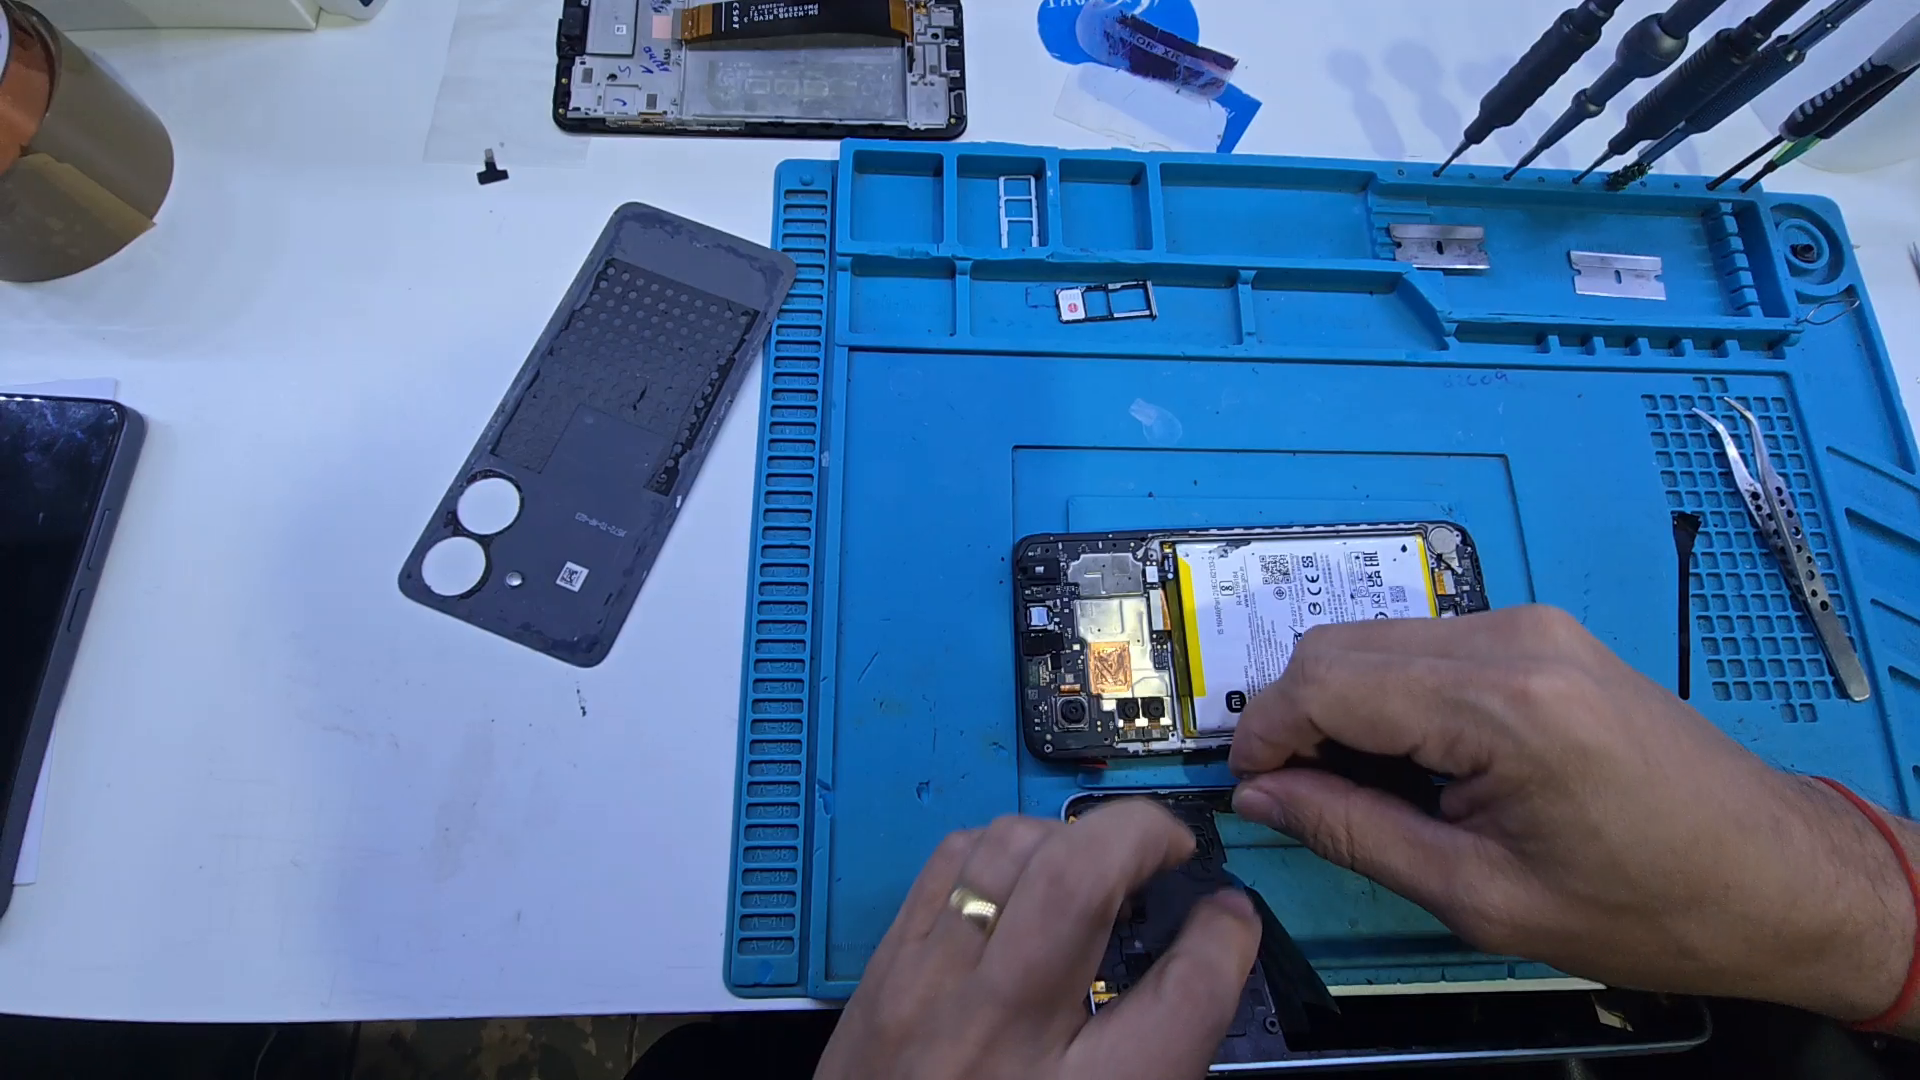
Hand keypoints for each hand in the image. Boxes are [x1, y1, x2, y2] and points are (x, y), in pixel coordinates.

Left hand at [815, 799, 1260, 1079]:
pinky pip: (951, 858)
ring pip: (1007, 851)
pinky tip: (1022, 866)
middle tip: (1167, 842)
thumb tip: (1200, 958)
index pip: (1177, 1003)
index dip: (1222, 943)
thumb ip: (1154, 1050)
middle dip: (1136, 835)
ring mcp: (930, 984)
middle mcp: (999, 1033)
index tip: (1232, 912)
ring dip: (1066, 834)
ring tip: (1093, 856)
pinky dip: (999, 843)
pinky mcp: (887, 960)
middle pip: (1075, 885)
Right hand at [1227, 605, 1914, 1026]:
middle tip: (1296, 783)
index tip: (1248, 780)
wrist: (1794, 879)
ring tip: (1351, 771)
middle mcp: (1506, 637)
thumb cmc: (1647, 909)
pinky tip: (1403, 743)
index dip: (1267, 730)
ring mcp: (1521, 622)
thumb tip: (1256, 795)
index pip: (1327, 684)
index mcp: (1502, 706)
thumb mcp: (1482, 897)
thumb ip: (1352, 833)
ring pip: (1366, 638)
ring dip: (1332, 699)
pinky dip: (1377, 686)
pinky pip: (1411, 642)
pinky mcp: (1530, 627)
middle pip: (1335, 647)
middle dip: (1292, 713)